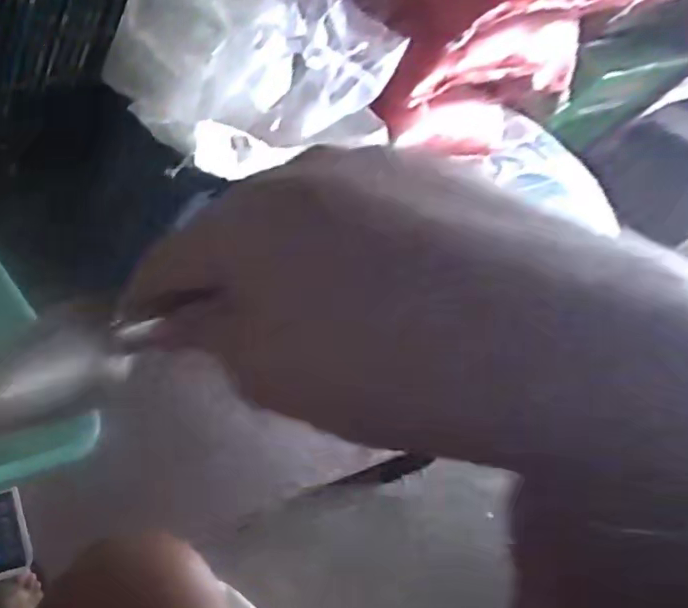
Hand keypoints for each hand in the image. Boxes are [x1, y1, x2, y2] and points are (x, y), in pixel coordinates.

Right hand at [125, 147, 687, 497]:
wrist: (558, 341)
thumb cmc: (371, 365)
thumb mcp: (259, 365)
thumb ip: (199, 334)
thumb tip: (162, 323)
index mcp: (243, 217)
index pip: (160, 261)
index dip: (137, 305)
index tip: (128, 341)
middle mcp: (301, 170)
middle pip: (219, 231)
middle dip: (197, 282)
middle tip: (193, 331)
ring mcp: (375, 163)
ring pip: (282, 218)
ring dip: (256, 264)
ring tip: (265, 313)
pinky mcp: (434, 173)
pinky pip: (340, 213)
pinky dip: (313, 252)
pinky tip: (337, 291)